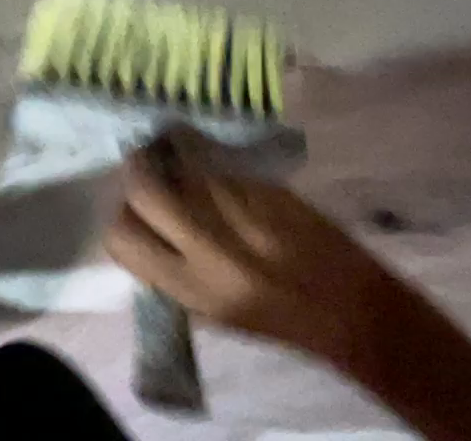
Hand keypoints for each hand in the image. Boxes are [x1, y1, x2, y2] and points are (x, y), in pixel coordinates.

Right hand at [102, 130, 403, 367]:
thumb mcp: (208, 310)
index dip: (117, 220)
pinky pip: (213, 157)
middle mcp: (209, 244)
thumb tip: (131, 224)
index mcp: (191, 285)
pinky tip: (204, 158)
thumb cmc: (276, 318)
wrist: (354, 309)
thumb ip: (164, 267)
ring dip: (166, 154)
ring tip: (170, 155)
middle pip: (142, 187)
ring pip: (177, 161)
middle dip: (135, 174)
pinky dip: (200, 152)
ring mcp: (238, 208)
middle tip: (142, 170)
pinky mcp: (264, 184)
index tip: (127, 214)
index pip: (121, 236)